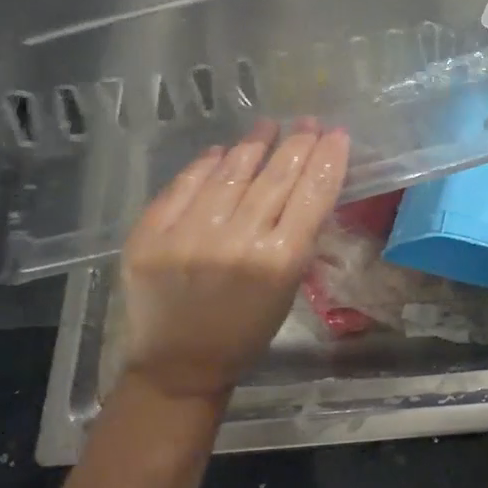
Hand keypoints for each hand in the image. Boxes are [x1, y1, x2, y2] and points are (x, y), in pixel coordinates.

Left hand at [119, 119, 349, 401]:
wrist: (179, 364)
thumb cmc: (248, 327)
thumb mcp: (290, 284)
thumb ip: (299, 232)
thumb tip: (309, 177)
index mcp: (280, 260)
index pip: (313, 192)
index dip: (328, 157)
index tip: (338, 134)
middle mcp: (236, 242)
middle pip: (276, 176)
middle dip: (297, 143)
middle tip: (308, 122)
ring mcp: (189, 237)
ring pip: (231, 173)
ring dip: (253, 145)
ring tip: (267, 126)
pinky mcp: (150, 236)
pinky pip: (185, 186)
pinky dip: (206, 165)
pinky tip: (222, 152)